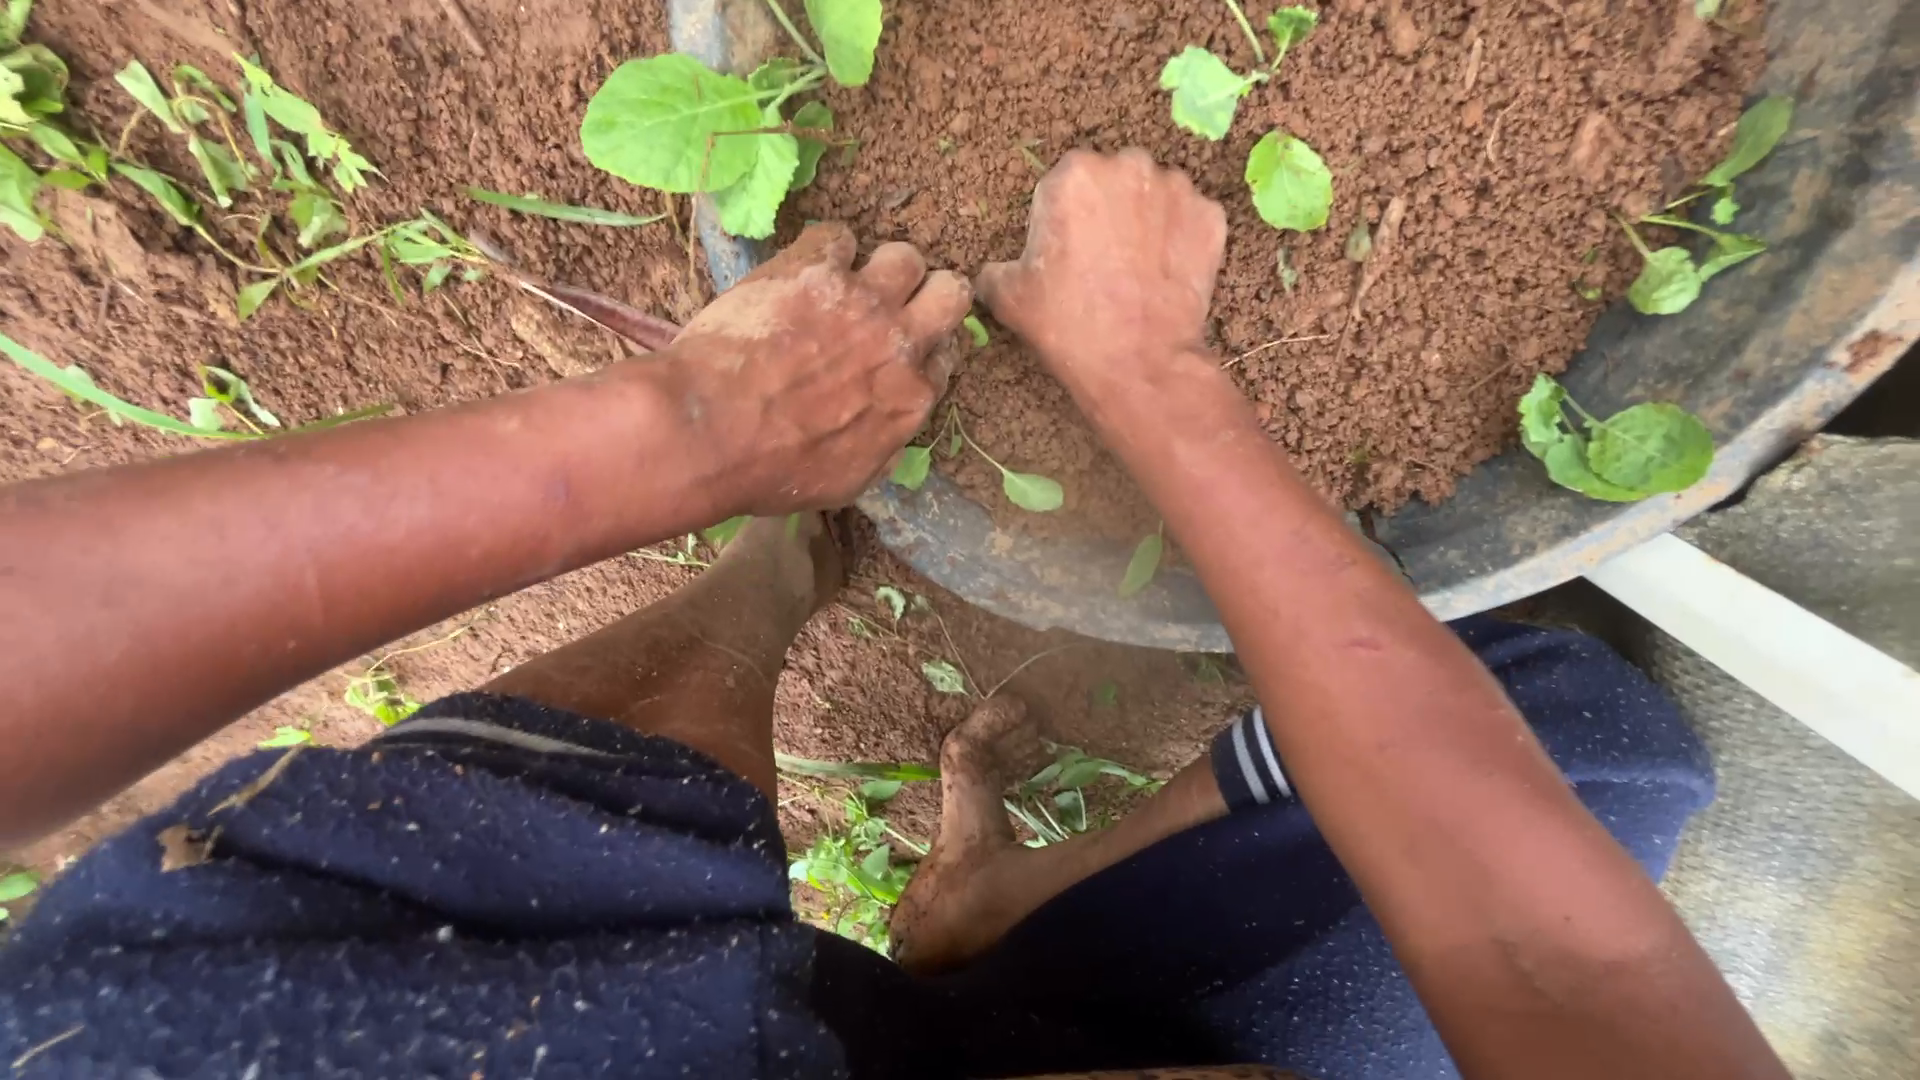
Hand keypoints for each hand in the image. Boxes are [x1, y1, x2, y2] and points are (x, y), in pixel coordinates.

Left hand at [668, 223, 969, 513]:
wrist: (712, 433)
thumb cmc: (776, 471)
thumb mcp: (847, 480)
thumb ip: (883, 447)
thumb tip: (891, 430)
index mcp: (912, 397)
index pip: (945, 354)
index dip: (924, 348)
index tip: (900, 350)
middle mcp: (901, 342)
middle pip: (950, 291)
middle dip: (927, 294)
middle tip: (892, 304)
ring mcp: (861, 300)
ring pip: (903, 256)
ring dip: (879, 269)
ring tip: (845, 284)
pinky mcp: (815, 268)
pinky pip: (838, 237)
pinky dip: (824, 250)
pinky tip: (802, 271)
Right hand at [976, 149, 1226, 411]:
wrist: (1138, 362)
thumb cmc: (1067, 325)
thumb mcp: (1009, 299)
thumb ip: (995, 272)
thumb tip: (992, 273)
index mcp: (1074, 174)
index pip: (1061, 188)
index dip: (1059, 224)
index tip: (1064, 259)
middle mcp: (1128, 166)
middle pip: (1111, 185)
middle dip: (1105, 217)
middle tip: (1100, 267)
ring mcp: (1177, 190)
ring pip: (1153, 200)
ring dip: (1144, 227)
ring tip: (1134, 276)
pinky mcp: (1210, 218)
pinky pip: (1188, 224)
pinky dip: (1178, 245)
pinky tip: (1163, 280)